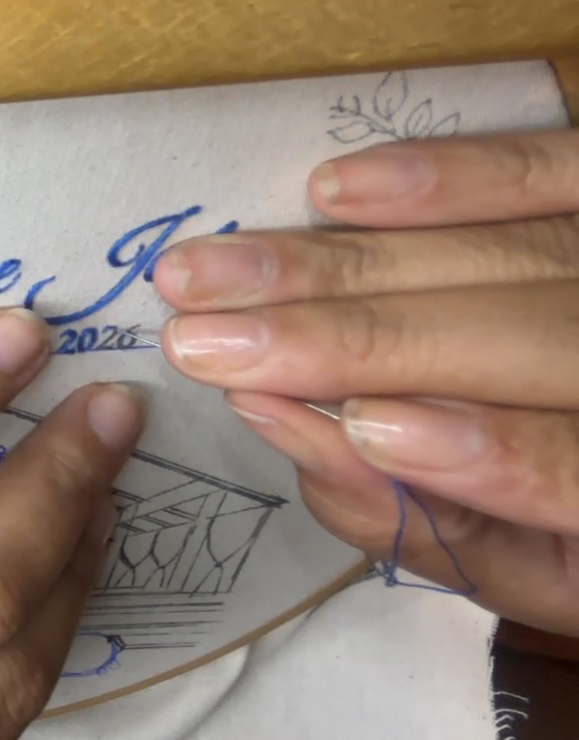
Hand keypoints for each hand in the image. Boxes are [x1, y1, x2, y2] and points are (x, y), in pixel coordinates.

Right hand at [152, 128, 578, 634]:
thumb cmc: (561, 516)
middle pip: (542, 337)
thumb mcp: (522, 570)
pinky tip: (329, 189)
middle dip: (353, 342)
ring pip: (511, 251)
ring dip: (329, 262)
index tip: (364, 427)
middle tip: (199, 343)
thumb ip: (419, 521)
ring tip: (197, 272)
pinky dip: (446, 173)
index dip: (498, 454)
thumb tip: (289, 426)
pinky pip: (554, 170)